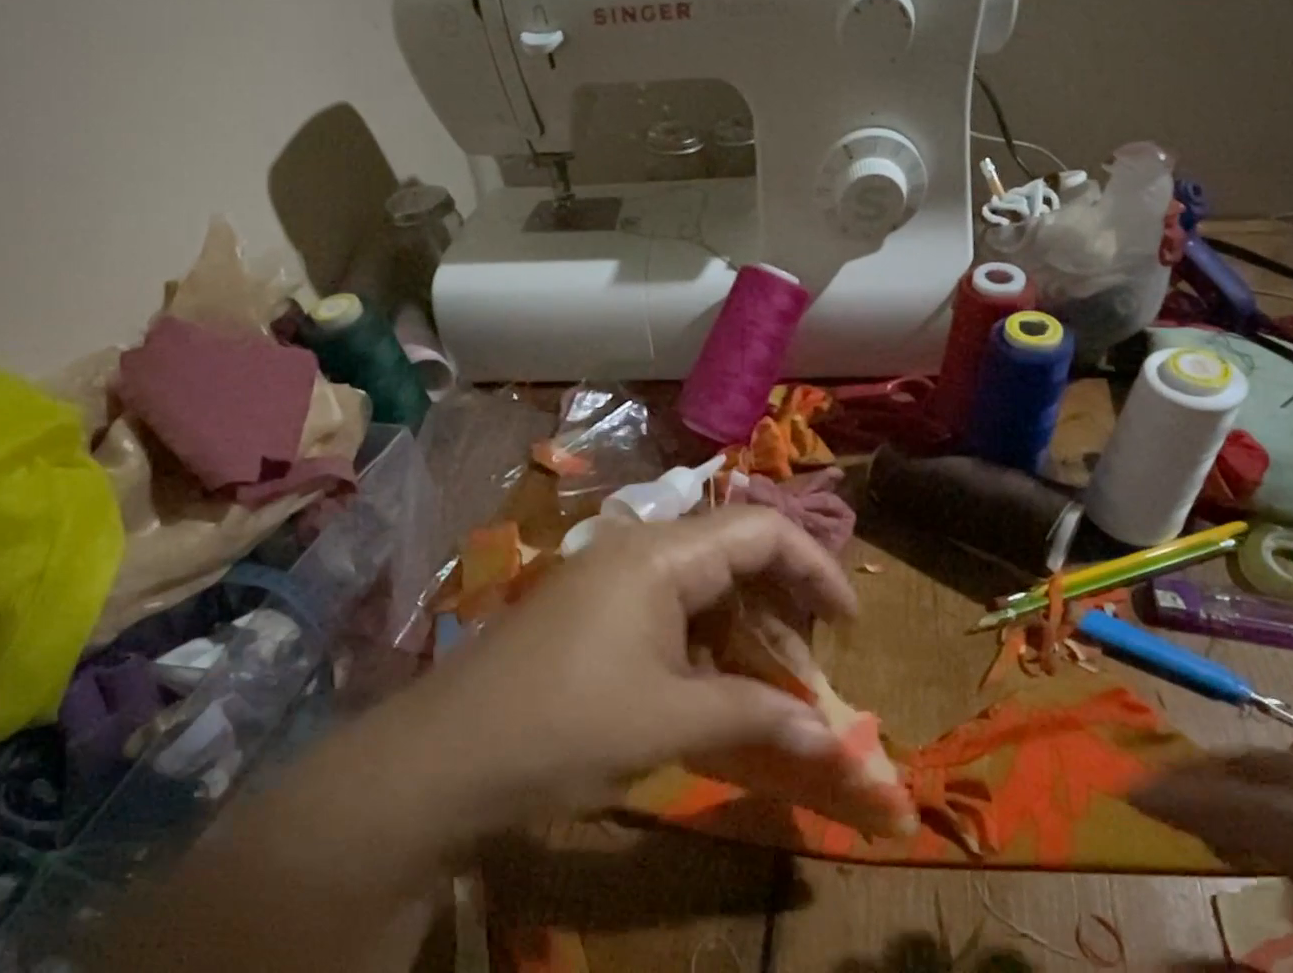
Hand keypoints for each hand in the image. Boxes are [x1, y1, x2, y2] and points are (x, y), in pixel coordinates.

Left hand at [379, 505, 855, 834]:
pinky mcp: (590, 615)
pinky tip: (715, 689)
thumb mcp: (669, 721)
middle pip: (734, 552)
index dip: (817, 568)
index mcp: (660, 555)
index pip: (761, 530)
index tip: (850, 624)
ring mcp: (608, 582)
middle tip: (814, 661)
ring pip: (702, 586)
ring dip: (745, 630)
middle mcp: (636, 552)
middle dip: (785, 603)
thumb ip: (755, 714)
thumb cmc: (564, 727)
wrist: (441, 762)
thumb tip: (829, 734)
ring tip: (773, 685)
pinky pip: (668, 612)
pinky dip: (705, 644)